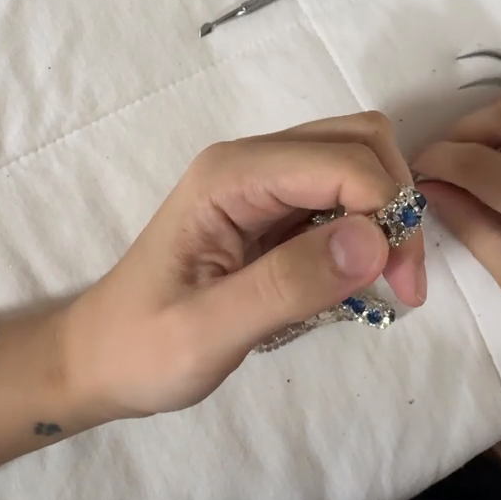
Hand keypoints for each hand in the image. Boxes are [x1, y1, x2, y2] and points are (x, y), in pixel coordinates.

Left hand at [60, 112, 425, 420]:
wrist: (98, 357)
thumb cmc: (141, 348)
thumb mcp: (207, 333)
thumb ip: (288, 285)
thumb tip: (374, 239)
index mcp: (230, 176)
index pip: (341, 161)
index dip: (387, 211)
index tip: (402, 283)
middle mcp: (250, 161)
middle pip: (358, 141)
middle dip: (395, 201)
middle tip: (400, 278)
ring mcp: (263, 179)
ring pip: (355, 160)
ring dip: (386, 211)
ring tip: (384, 279)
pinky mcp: (274, 205)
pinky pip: (341, 193)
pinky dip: (367, 224)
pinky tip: (356, 274)